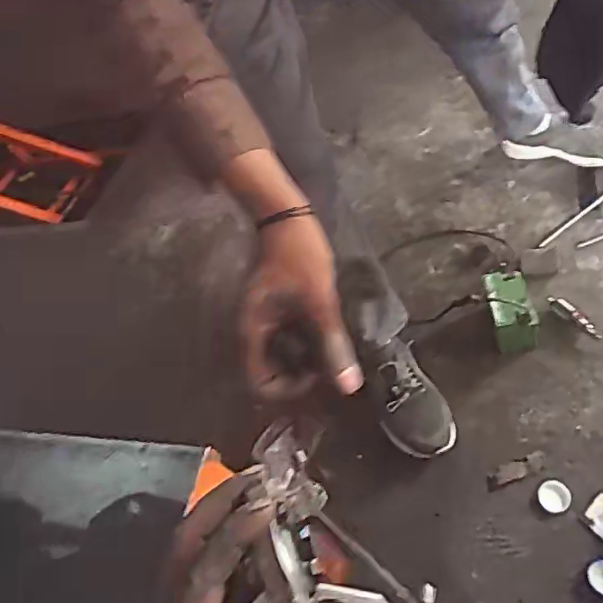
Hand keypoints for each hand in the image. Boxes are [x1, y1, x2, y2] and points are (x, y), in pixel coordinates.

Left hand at [131, 471, 348, 602]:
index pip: (198, 582)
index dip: (230, 537)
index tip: (266, 504)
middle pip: (180, 559)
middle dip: (215, 511)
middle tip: (257, 478)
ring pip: (194, 567)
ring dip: (227, 527)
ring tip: (266, 497)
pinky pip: (215, 588)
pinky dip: (240, 560)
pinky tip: (271, 546)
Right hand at [241, 213, 363, 400]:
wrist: (285, 214)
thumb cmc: (300, 255)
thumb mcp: (321, 302)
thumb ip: (333, 343)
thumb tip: (349, 386)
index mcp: (253, 333)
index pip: (262, 383)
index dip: (290, 388)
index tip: (317, 375)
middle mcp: (254, 331)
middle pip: (273, 370)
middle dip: (302, 373)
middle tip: (332, 363)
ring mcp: (265, 319)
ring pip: (284, 353)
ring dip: (308, 357)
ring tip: (334, 348)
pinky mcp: (277, 309)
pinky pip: (291, 335)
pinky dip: (308, 339)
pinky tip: (329, 330)